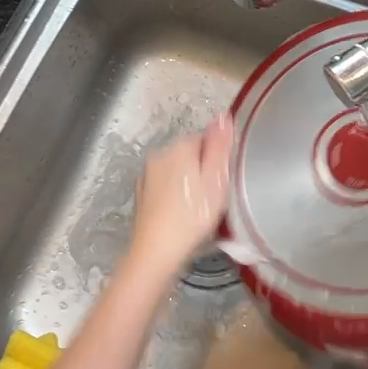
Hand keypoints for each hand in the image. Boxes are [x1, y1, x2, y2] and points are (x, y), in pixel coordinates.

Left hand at [124, 115, 233, 282]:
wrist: (156, 253)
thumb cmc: (192, 217)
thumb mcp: (216, 180)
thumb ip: (220, 145)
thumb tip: (224, 115)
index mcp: (179, 147)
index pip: (207, 138)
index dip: (219, 159)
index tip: (224, 181)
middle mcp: (160, 154)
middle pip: (191, 153)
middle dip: (204, 170)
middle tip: (215, 197)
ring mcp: (147, 174)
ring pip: (177, 170)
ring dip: (189, 183)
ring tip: (200, 209)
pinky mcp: (142, 194)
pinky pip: (166, 186)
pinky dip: (176, 195)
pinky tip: (183, 215)